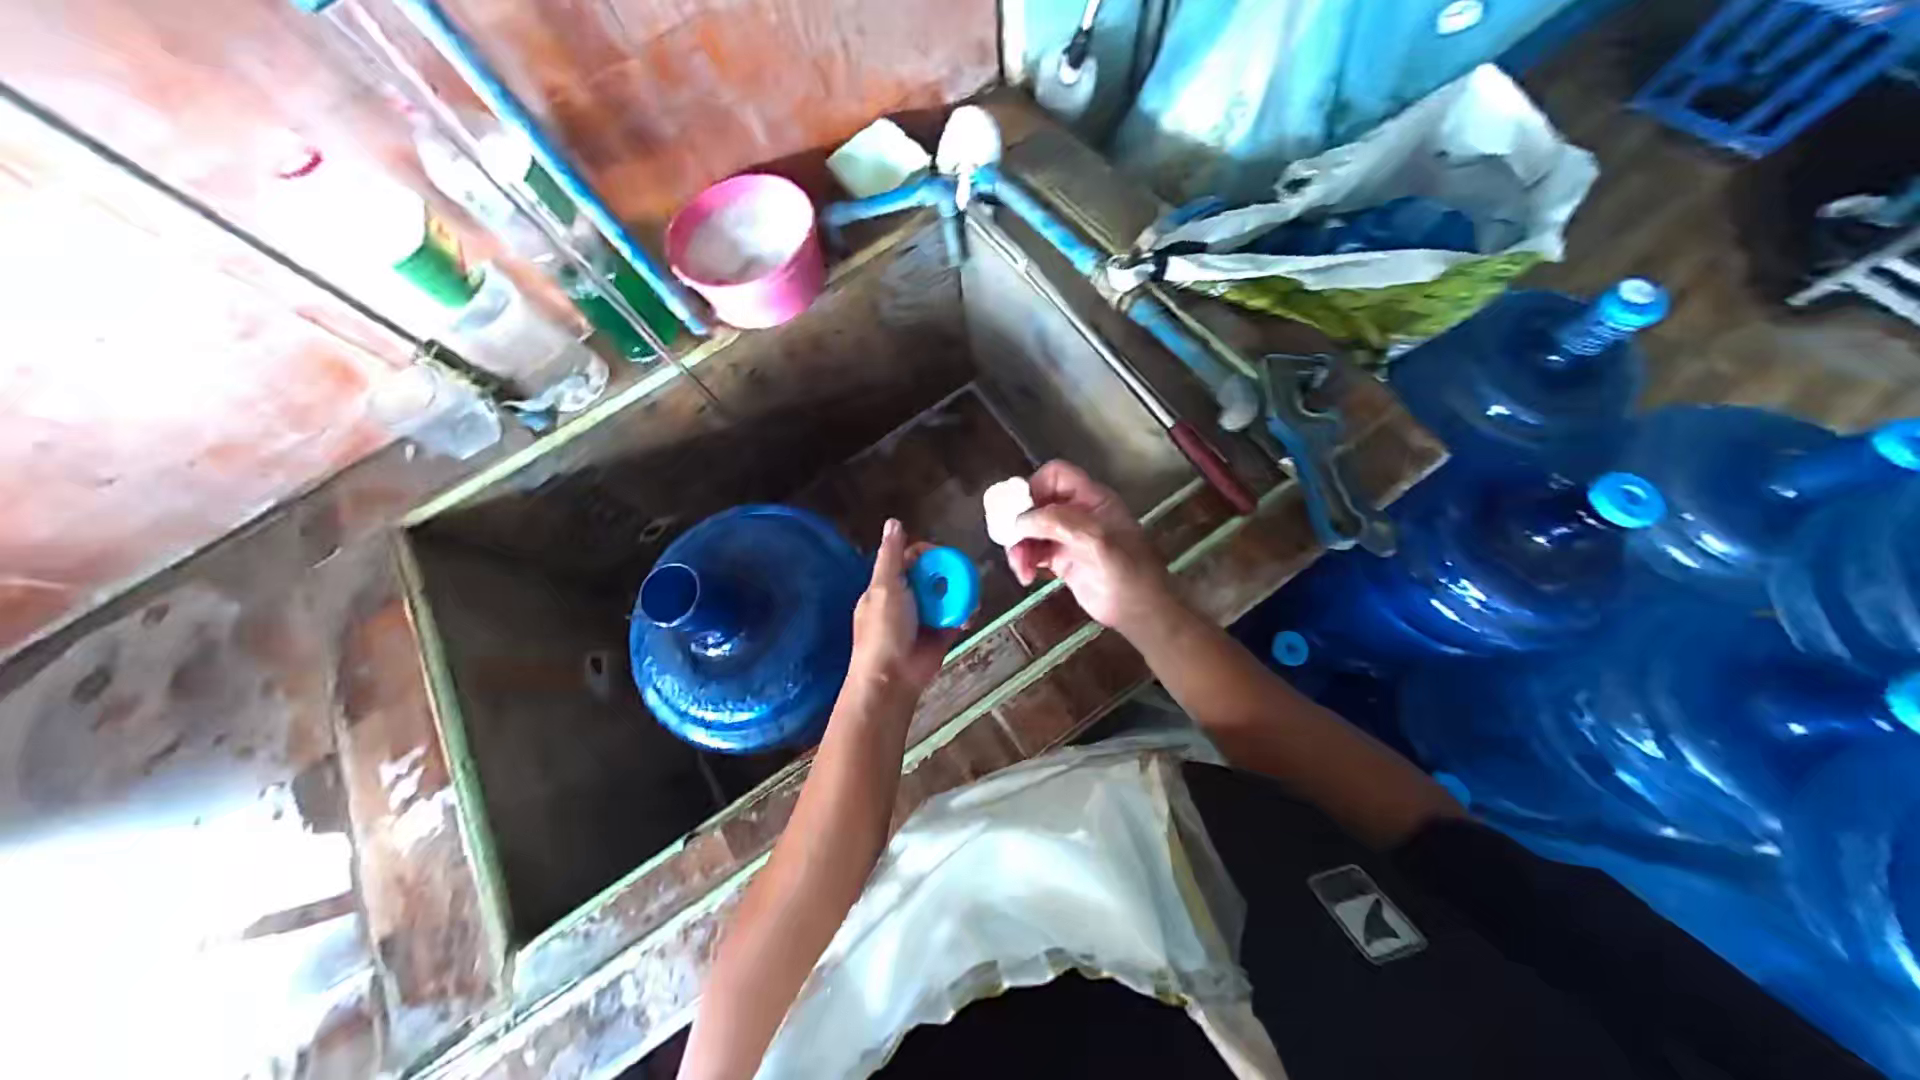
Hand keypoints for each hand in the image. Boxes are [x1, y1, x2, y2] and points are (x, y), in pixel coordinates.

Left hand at [849, 519, 960, 694]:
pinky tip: (968, 616)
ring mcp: (926, 616)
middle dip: (950, 574)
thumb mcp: (884, 587)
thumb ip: (892, 555)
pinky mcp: (942, 633)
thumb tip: (894, 521)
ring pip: (949, 594)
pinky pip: (958, 616)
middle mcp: (908, 598)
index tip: (941, 559)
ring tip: (968, 597)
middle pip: (935, 574)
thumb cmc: (883, 630)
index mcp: (888, 585)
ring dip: (960, 594)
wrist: (892, 678)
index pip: (912, 558)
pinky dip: (966, 614)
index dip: (929, 554)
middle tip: (961, 577)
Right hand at [1005, 461, 1178, 637]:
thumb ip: (1060, 523)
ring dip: (1019, 546)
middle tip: (1010, 542)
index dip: (1035, 486)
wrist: (1140, 613)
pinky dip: (1024, 561)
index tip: (1020, 510)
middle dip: (1020, 522)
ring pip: (1030, 529)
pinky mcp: (1061, 560)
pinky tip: (1026, 577)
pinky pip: (1033, 552)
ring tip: (1021, 569)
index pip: (1056, 475)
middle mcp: (1078, 513)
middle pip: (1036, 503)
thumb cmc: (1128, 573)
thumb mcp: (1097, 542)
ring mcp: (1068, 537)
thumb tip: (1020, 520)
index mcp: (1092, 499)